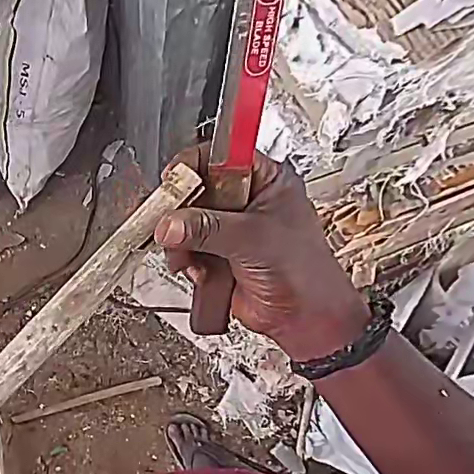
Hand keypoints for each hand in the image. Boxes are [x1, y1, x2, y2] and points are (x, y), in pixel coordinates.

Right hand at [153, 149, 369, 359]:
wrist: (303, 318)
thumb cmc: (303, 273)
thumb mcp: (252, 239)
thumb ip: (207, 227)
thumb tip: (170, 224)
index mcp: (265, 180)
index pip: (222, 155)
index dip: (194, 164)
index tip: (174, 178)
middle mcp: (245, 199)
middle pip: (196, 189)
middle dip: (180, 210)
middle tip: (170, 221)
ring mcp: (229, 227)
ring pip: (185, 220)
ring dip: (179, 240)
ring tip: (187, 255)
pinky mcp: (216, 252)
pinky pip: (185, 246)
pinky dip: (183, 258)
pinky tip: (197, 269)